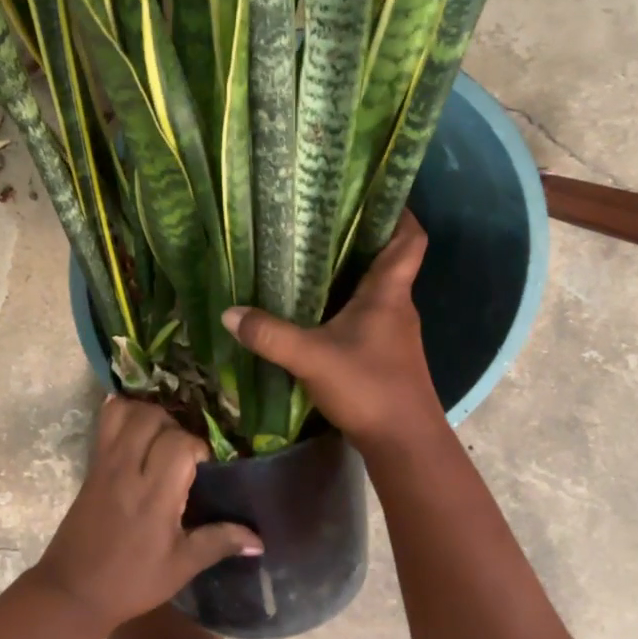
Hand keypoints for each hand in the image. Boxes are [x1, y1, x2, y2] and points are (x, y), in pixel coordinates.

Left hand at [29, 396, 262, 630]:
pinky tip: (137, 428)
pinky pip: (104, 424)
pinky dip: (121, 414)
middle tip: (183, 448)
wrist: (74, 588)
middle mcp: (127, 469)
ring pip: (124, 412)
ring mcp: (104, 463)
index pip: (179, 443)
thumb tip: (259, 538)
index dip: (197, 446)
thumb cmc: (131, 581)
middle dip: (174, 423)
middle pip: (151, 418)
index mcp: (154, 495)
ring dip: (147, 413)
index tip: (204, 466)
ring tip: (160, 435)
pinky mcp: (90, 465)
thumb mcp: (180, 567)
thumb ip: (218, 543)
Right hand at [221, 212, 443, 447]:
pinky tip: (311, 309)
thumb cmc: (369, 388)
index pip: (409, 240)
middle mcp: (395, 306)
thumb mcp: (311, 358)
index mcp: (388, 294)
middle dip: (358, 237)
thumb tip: (228, 312)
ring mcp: (392, 332)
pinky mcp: (382, 353)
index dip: (398, 213)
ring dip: (347, 271)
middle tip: (318, 220)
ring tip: (305, 257)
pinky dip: (342, 303)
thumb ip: (269, 334)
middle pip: (386, 259)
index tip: (374, 193)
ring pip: (373, 288)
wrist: (405, 444)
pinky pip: (363, 314)